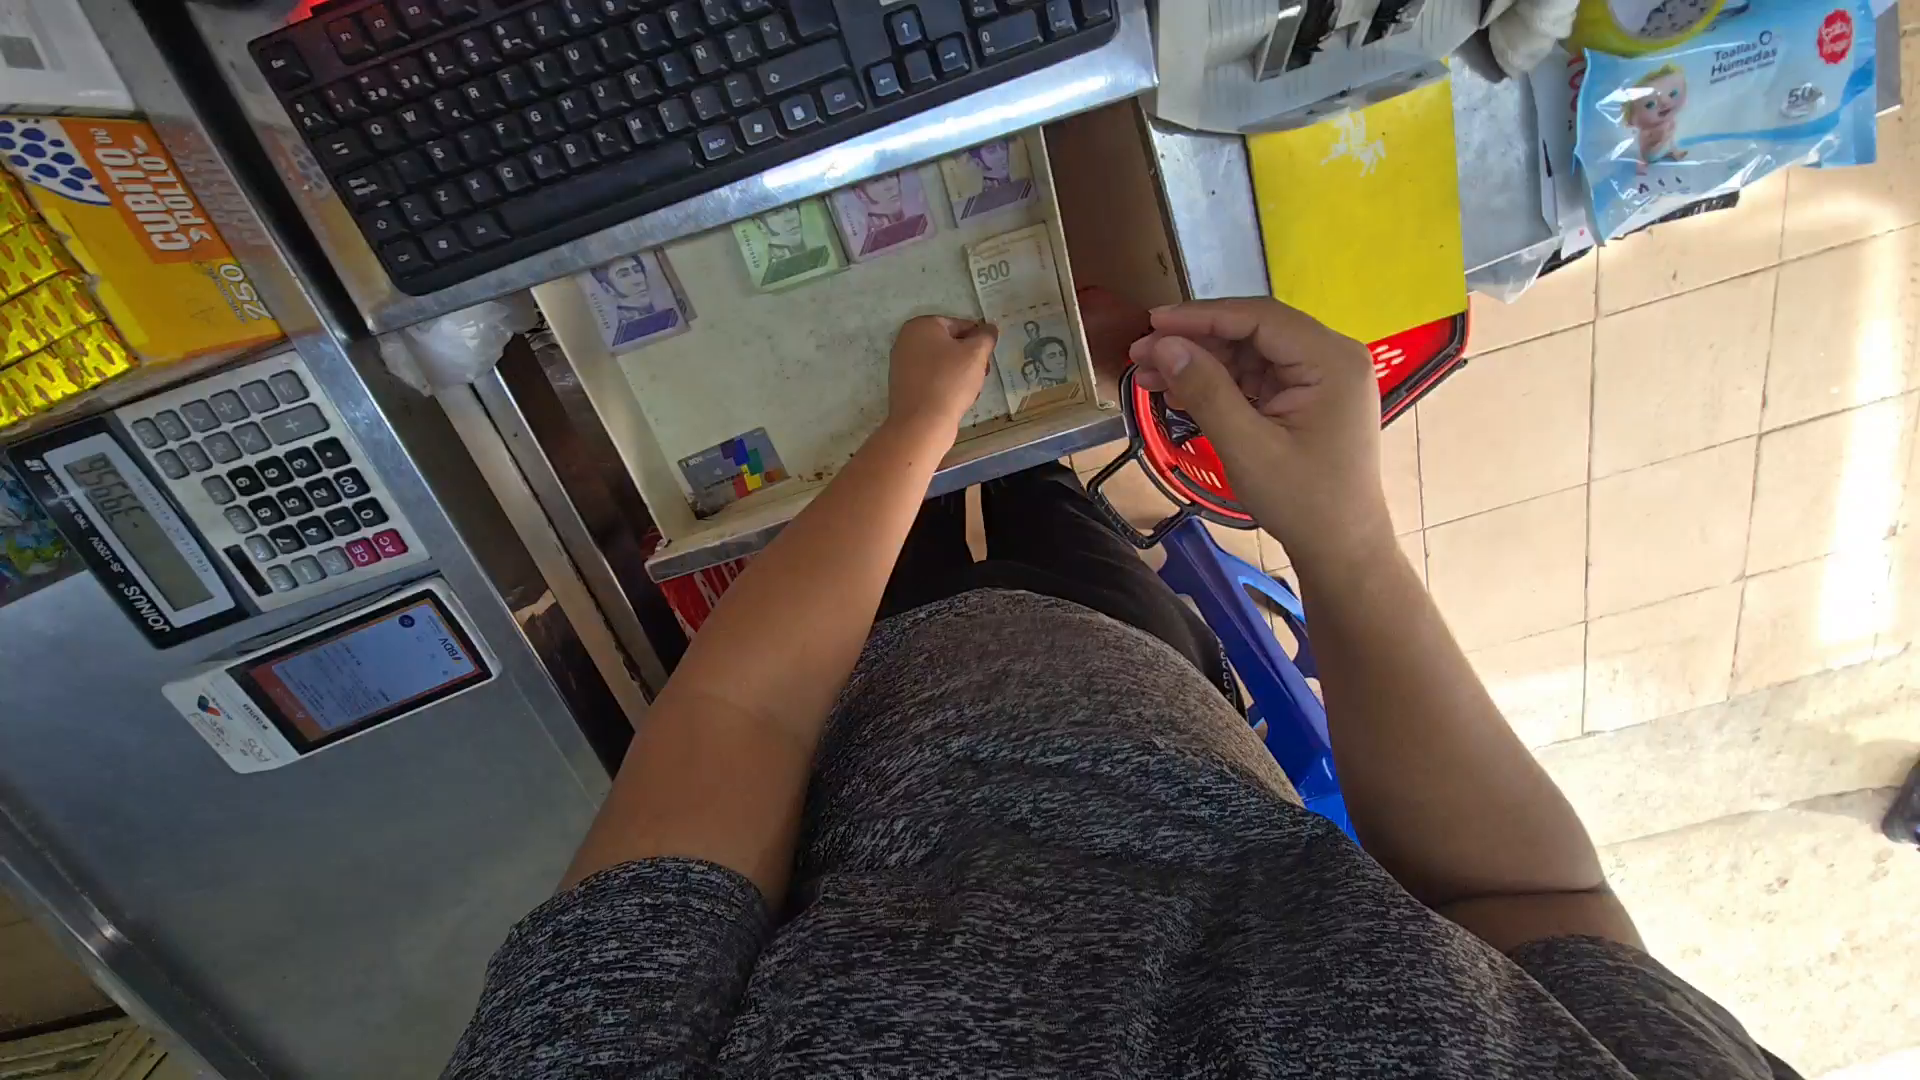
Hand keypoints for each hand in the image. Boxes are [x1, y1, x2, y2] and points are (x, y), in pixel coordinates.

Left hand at [888, 315, 996, 433]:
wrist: (921, 423)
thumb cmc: (950, 381)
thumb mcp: (975, 354)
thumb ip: (986, 337)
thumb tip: (989, 328)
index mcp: (921, 325)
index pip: (960, 325)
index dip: (978, 340)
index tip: (988, 357)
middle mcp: (906, 341)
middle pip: (949, 344)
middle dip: (969, 358)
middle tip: (982, 374)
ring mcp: (902, 365)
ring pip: (941, 364)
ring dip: (960, 373)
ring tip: (971, 390)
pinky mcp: (904, 387)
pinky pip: (931, 380)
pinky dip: (945, 385)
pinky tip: (956, 400)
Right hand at [1128, 298, 1392, 575]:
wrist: (1339, 547)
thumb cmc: (1301, 500)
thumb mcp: (1246, 445)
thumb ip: (1206, 390)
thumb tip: (1163, 346)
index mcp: (1330, 359)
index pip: (1258, 317)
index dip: (1200, 316)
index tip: (1151, 322)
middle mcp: (1329, 358)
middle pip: (1252, 332)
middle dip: (1194, 342)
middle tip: (1141, 354)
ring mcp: (1317, 379)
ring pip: (1247, 355)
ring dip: (1199, 364)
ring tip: (1149, 376)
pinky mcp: (1303, 400)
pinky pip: (1253, 380)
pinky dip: (1216, 385)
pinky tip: (1178, 393)